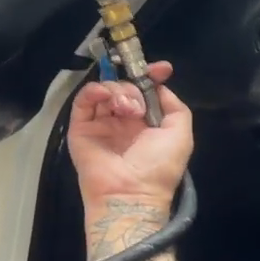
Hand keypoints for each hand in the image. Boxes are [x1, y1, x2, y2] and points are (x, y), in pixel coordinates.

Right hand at [67, 61, 192, 210]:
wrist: (130, 192)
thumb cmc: (158, 166)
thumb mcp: (180, 135)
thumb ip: (174, 107)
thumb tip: (158, 86)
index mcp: (145, 123)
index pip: (144, 92)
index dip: (150, 77)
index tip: (159, 68)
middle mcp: (122, 121)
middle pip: (124, 88)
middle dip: (133, 88)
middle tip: (137, 108)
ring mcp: (100, 124)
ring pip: (105, 91)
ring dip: (118, 92)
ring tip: (126, 110)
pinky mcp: (80, 128)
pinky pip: (83, 101)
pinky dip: (93, 92)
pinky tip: (104, 97)